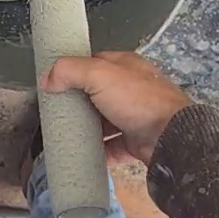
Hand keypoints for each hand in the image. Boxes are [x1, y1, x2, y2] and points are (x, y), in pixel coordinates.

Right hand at [41, 51, 189, 162]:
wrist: (170, 137)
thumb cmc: (138, 99)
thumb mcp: (99, 74)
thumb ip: (70, 71)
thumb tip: (47, 79)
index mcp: (125, 65)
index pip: (94, 62)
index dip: (74, 70)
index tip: (55, 83)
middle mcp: (132, 88)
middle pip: (97, 93)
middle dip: (78, 102)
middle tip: (58, 112)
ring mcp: (135, 115)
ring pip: (104, 120)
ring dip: (88, 128)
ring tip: (66, 134)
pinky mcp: (136, 140)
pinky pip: (112, 146)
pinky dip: (99, 151)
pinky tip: (84, 154)